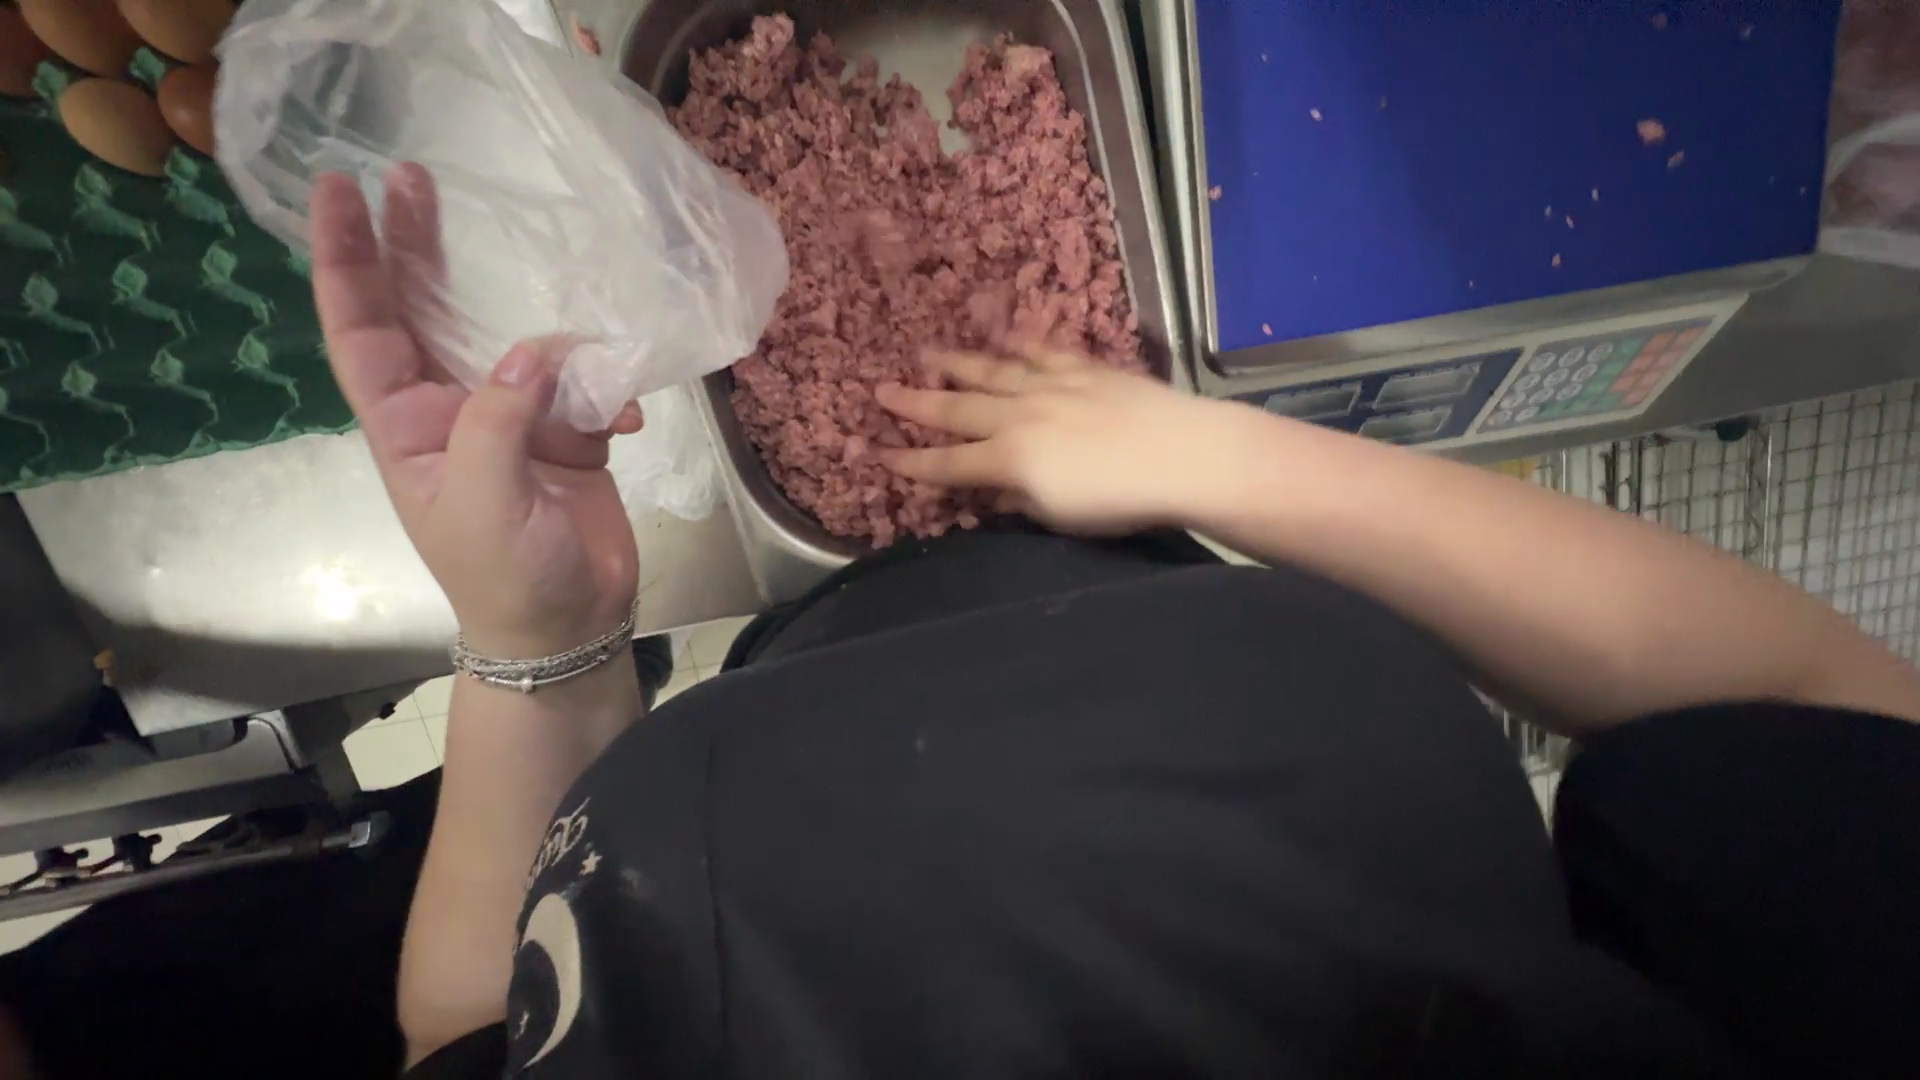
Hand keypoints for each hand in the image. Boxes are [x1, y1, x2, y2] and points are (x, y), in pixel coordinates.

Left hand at [310, 165, 642, 657]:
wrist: (570, 622)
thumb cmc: (506, 574)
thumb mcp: (483, 501)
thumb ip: (498, 421)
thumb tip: (535, 350)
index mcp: (410, 426)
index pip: (363, 330)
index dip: (348, 262)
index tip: (343, 193)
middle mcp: (457, 413)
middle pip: (430, 318)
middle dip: (424, 253)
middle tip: (420, 180)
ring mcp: (518, 423)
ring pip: (527, 351)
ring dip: (558, 339)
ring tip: (588, 337)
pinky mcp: (572, 438)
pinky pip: (589, 392)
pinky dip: (613, 395)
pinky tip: (632, 418)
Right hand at [873, 346, 1246, 534]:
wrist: (1184, 455)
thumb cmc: (1119, 501)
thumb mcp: (1057, 515)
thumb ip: (1016, 498)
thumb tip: (989, 491)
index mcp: (1008, 458)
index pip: (947, 465)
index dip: (911, 463)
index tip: (880, 455)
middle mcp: (1019, 415)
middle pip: (956, 409)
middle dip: (915, 403)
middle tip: (881, 390)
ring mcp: (1051, 386)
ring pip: (992, 372)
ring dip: (956, 364)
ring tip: (927, 354)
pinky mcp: (1084, 369)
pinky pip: (1042, 352)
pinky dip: (1020, 344)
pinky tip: (1005, 336)